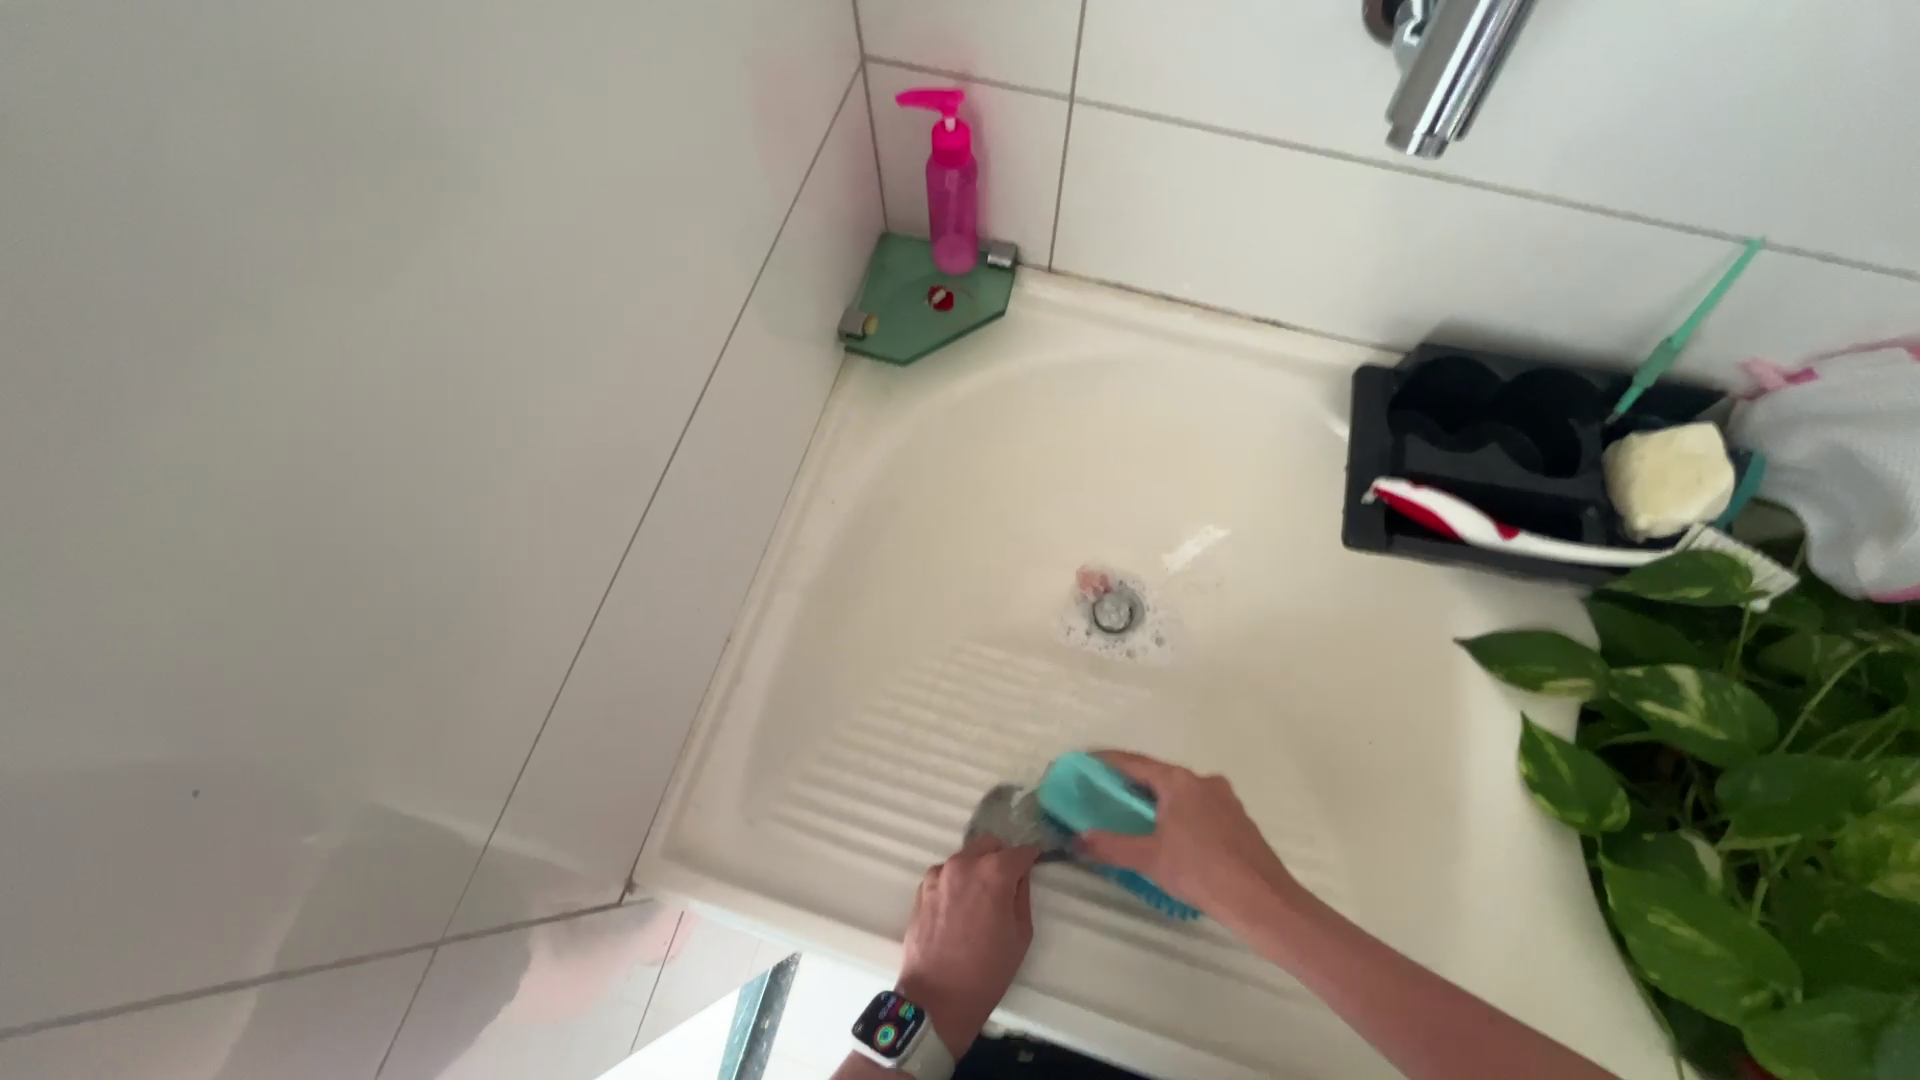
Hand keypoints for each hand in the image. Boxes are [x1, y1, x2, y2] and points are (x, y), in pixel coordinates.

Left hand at [895, 834, 1039, 1057]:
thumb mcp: (1020, 934)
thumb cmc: (986, 971)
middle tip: (1007, 881)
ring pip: (966, 856)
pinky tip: (959, 907)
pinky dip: (956, 881)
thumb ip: (1022, 895)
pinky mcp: (922, 888)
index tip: (1034, 864)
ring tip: (981, 898)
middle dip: (1002, 856)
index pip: (1019, 852)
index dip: (1030, 857)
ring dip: (977, 867)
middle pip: (989, 844)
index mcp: (994, 872)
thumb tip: (1019, 876)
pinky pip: (946, 873)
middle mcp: (964, 863)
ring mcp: (939, 874)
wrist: (936, 997)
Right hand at [1077, 751, 1305, 931]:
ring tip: (1132, 817)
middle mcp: (1202, 781)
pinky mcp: (1237, 820)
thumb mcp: (1149, 859)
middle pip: (1157, 774)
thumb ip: (1110, 846)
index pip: (1133, 762)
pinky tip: (1169, 836)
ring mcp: (1224, 799)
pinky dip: (1176, 813)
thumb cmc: (1201, 871)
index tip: (1083, 764)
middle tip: (1102, 795)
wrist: (1262, 901)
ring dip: (1155, 800)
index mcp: (1179, 781)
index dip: (1104, 762)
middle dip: (1129, 783)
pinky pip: (1197, 807)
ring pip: (1179, 792)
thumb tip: (1075, 840)